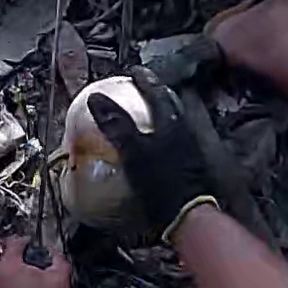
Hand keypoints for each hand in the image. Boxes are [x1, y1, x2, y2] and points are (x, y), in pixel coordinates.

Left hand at [0, 238, 70, 287]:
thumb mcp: (60, 282)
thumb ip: (59, 262)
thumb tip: (55, 256)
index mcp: (9, 263)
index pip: (16, 241)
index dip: (29, 241)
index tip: (37, 247)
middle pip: (3, 255)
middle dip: (17, 256)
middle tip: (31, 261)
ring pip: (0, 272)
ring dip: (12, 272)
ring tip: (29, 279)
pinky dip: (9, 286)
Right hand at [87, 67, 219, 241]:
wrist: (188, 215)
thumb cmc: (160, 181)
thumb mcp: (133, 151)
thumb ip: (116, 125)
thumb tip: (96, 98)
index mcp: (172, 122)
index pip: (158, 92)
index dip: (145, 80)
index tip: (134, 71)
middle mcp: (185, 131)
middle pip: (171, 104)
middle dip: (157, 94)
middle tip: (143, 90)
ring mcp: (190, 149)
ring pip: (176, 122)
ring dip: (161, 114)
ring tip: (146, 115)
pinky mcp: (191, 166)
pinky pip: (176, 140)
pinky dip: (163, 135)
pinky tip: (155, 145)